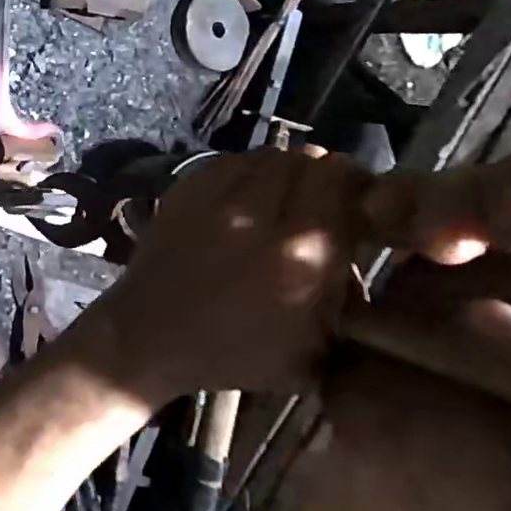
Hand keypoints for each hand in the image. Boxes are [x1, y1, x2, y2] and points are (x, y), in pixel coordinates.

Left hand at [65, 150, 368, 407]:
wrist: (152, 334)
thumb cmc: (236, 353)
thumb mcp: (315, 347)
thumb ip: (347, 295)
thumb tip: (358, 252)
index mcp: (304, 250)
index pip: (340, 181)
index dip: (355, 181)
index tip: (357, 197)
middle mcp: (261, 213)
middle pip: (303, 160)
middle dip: (319, 172)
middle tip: (321, 193)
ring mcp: (215, 197)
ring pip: (264, 156)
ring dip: (281, 168)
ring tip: (282, 191)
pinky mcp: (183, 192)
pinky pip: (226, 163)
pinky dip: (243, 171)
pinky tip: (245, 193)